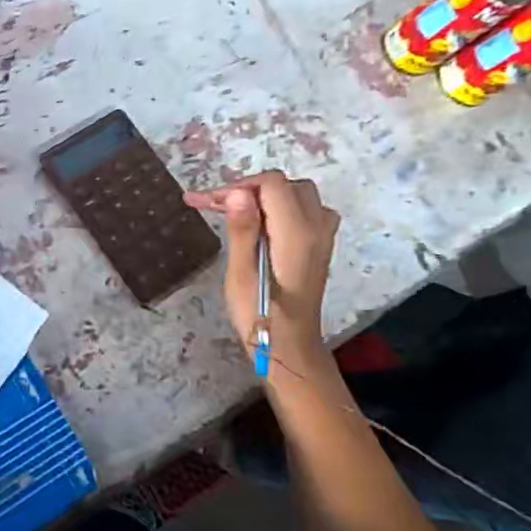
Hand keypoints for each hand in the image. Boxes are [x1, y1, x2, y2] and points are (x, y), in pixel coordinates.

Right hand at [184, 171, 340, 353]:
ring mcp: (323, 235)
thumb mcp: (241, 273)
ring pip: (297, 194)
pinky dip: (282, 207)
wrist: (289, 345)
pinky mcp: (320, 245)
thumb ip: (243, 229)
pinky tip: (262, 224)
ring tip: (235, 213)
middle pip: (285, 186)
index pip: (271, 185)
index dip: (238, 187)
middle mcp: (316, 226)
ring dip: (265, 197)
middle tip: (216, 207)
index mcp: (296, 232)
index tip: (207, 202)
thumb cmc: (259, 314)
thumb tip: (239, 193)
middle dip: (249, 189)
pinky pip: (306, 209)